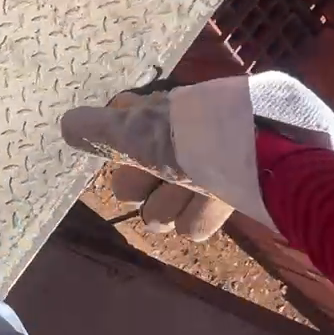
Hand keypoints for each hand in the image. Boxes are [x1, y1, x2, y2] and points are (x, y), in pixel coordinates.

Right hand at [60, 72, 333, 239]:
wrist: (267, 158)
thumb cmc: (190, 138)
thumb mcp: (131, 128)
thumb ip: (93, 128)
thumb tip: (66, 126)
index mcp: (157, 114)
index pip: (117, 130)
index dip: (117, 147)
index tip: (125, 152)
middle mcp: (177, 138)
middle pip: (135, 176)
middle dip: (141, 187)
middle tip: (151, 187)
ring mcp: (205, 167)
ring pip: (162, 202)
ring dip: (168, 206)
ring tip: (186, 198)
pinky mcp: (229, 194)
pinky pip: (195, 219)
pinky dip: (196, 218)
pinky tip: (204, 211)